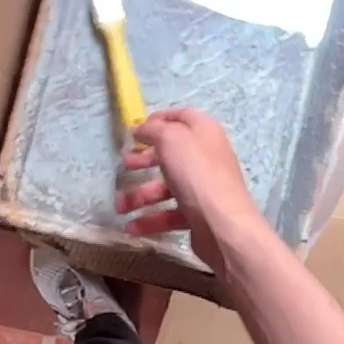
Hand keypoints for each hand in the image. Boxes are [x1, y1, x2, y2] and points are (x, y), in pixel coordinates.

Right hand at [117, 108, 267, 271]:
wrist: (223, 224)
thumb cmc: (196, 172)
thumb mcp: (170, 139)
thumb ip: (153, 129)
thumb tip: (142, 129)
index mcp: (204, 132)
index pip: (181, 117)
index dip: (158, 120)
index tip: (136, 130)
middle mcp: (206, 156)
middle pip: (171, 153)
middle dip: (144, 159)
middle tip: (125, 164)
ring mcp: (203, 187)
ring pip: (166, 187)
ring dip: (140, 195)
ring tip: (120, 206)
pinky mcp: (199, 214)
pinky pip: (169, 213)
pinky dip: (150, 219)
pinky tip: (131, 227)